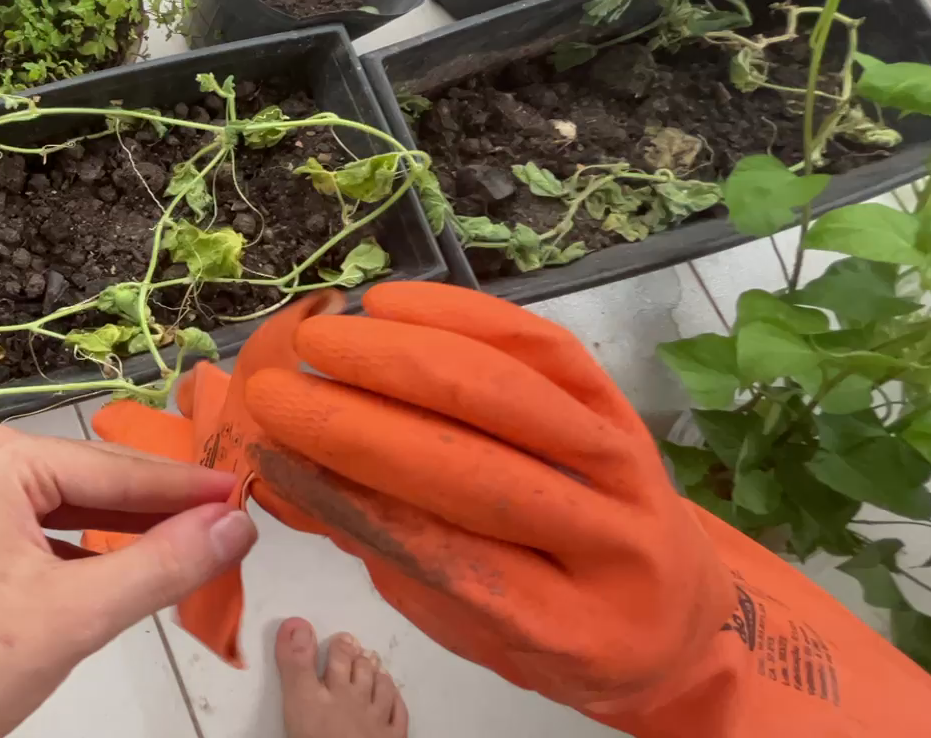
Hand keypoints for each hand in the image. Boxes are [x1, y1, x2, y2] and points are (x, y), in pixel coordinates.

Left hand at [0, 425, 257, 737]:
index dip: (184, 486)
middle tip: (232, 519)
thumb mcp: (78, 612)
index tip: (245, 493)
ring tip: (200, 536)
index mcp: (4, 459)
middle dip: (162, 505)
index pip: (115, 470)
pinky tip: (137, 558)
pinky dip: (98, 547)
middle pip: (97, 481)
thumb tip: (236, 526)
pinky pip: (54, 529)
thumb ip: (163, 565)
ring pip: (78, 505)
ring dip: (135, 526)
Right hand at [240, 282, 930, 735]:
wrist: (660, 599)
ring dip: (394, 359)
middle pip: (470, 470)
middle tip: (274, 390)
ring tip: (317, 339)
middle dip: (354, 423)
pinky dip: (456, 313)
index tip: (270, 448)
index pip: (439, 553)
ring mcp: (626, 463)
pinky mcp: (616, 400)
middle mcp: (614, 546)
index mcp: (566, 628)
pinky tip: (386, 302)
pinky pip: (537, 342)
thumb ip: (376, 539)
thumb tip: (282, 465)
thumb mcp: (451, 613)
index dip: (345, 495)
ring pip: (502, 393)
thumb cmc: (536, 616)